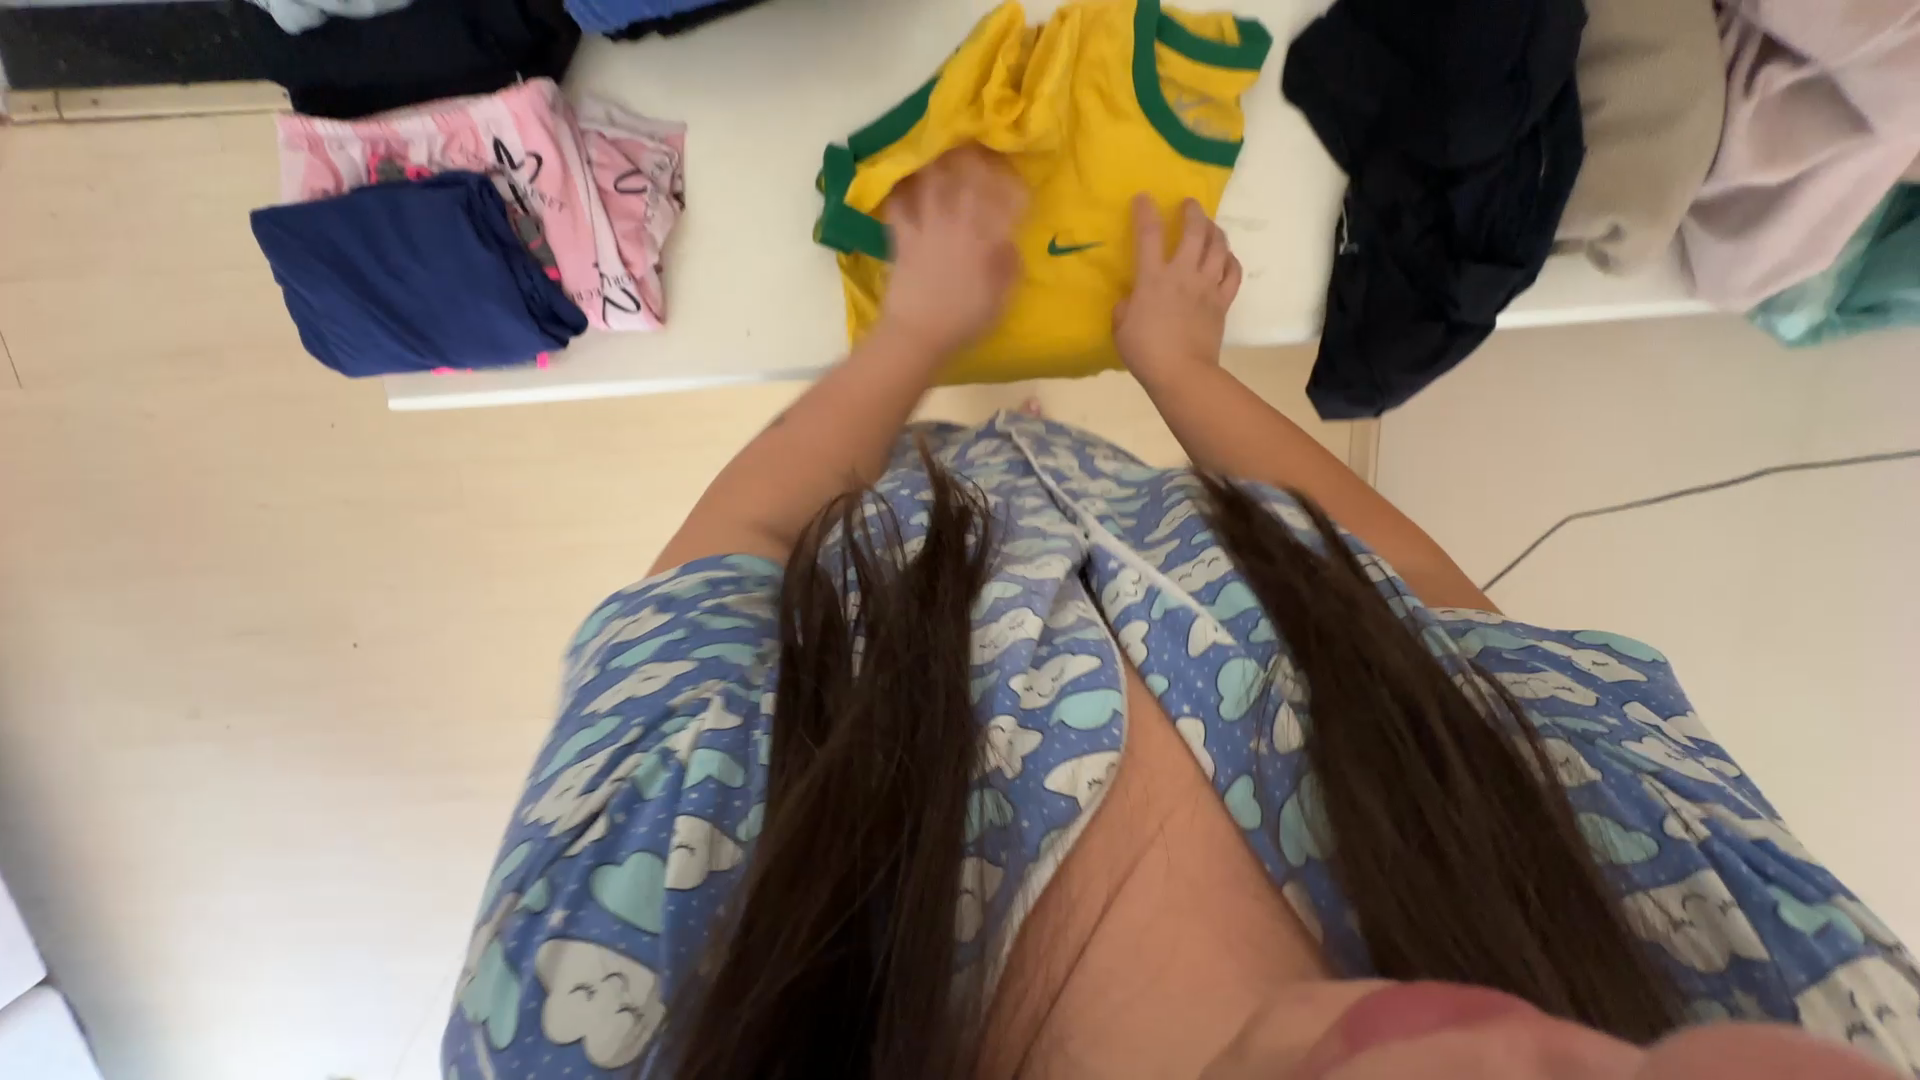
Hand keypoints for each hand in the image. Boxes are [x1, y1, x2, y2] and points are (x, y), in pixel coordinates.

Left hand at [876, 144, 1027, 355]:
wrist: (919, 333)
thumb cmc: (965, 319)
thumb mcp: (1000, 297)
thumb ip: (1008, 265)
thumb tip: (1010, 241)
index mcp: (986, 236)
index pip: (1003, 197)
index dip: (1010, 181)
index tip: (1014, 175)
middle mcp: (957, 222)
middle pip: (965, 176)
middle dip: (972, 156)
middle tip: (975, 146)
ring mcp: (926, 225)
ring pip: (931, 181)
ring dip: (937, 162)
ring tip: (940, 151)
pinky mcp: (902, 236)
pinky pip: (898, 204)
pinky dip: (901, 190)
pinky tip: (904, 182)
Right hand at [1114, 195, 1240, 389]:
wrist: (1182, 373)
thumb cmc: (1145, 352)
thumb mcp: (1120, 328)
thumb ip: (1125, 307)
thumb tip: (1132, 300)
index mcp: (1153, 278)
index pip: (1149, 234)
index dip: (1145, 211)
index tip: (1143, 198)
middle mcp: (1183, 274)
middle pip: (1194, 231)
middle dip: (1191, 212)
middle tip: (1188, 205)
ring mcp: (1207, 286)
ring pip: (1218, 246)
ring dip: (1215, 230)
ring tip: (1209, 226)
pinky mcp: (1222, 302)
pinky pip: (1233, 273)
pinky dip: (1231, 260)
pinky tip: (1227, 258)